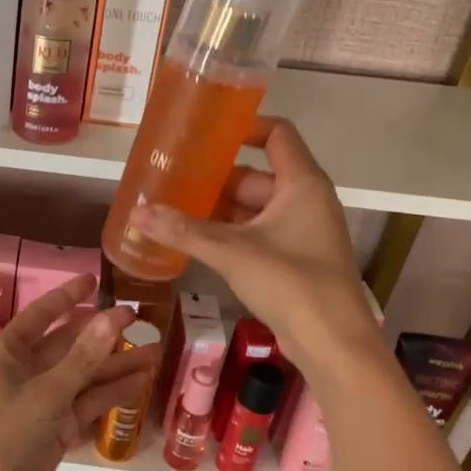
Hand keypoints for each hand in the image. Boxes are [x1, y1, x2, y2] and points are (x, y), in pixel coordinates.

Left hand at [0, 275, 161, 470]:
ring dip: (116, 365)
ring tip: (156, 352)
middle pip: (69, 345)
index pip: (42, 315)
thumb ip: (84, 357)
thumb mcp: (48, 392)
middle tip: (141, 319)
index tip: (93, 280)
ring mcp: (43, 400)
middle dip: (103, 334)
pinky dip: (112, 394)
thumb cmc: (8, 435)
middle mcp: (26, 371)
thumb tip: (112, 317)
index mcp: (9, 353)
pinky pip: (88, 402)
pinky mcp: (57, 427)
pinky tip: (141, 382)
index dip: (68, 297)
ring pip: (84, 375)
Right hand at [128, 117, 376, 358]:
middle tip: (173, 177)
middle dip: (216, 178)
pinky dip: (229, 233)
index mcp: (301, 184)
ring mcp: (301, 232)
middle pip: (256, 175)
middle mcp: (305, 201)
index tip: (206, 131)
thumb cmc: (291, 283)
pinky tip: (195, 240)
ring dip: (219, 209)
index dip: (244, 127)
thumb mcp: (233, 253)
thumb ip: (185, 231)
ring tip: (174, 206)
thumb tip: (138, 213)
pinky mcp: (293, 260)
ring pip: (254, 208)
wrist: (333, 342)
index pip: (277, 135)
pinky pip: (257, 233)